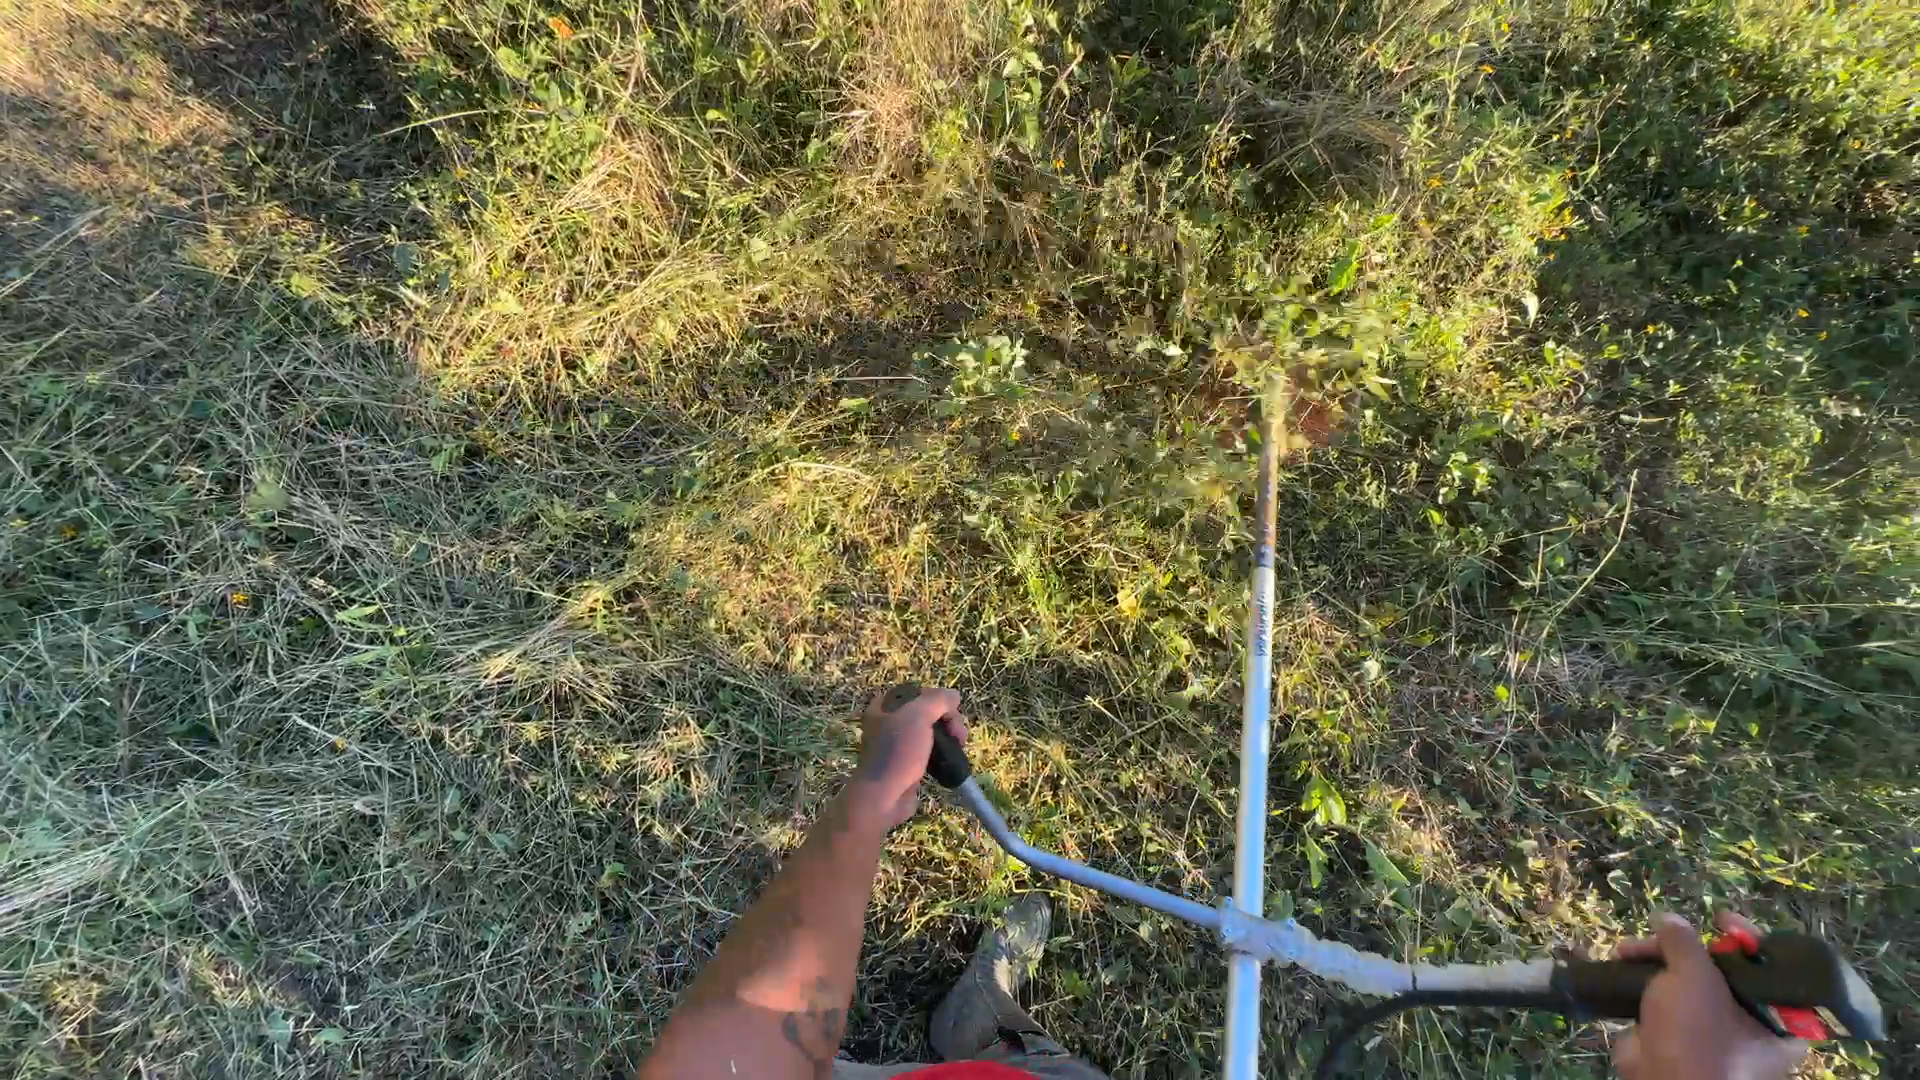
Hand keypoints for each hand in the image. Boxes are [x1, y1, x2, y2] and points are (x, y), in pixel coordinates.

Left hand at [845, 684, 968, 830]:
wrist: (884, 796)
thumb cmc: (898, 751)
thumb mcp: (918, 716)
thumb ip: (937, 700)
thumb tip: (954, 695)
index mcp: (885, 706)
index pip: (918, 692)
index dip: (938, 699)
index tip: (951, 711)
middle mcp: (888, 722)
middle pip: (926, 712)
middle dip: (947, 719)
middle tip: (959, 734)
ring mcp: (898, 744)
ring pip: (929, 731)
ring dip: (947, 736)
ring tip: (959, 746)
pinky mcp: (907, 763)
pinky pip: (928, 750)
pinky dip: (941, 751)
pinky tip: (950, 758)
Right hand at [1610, 911, 1808, 1079]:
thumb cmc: (1699, 1035)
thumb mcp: (1695, 981)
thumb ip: (1684, 944)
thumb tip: (1670, 919)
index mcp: (1775, 1017)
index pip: (1773, 968)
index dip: (1750, 939)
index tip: (1720, 917)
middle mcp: (1748, 1019)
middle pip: (1717, 966)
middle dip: (1679, 945)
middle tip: (1656, 934)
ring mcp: (1709, 1023)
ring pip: (1684, 975)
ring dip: (1653, 955)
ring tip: (1626, 952)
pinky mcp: (1675, 1026)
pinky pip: (1662, 990)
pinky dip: (1643, 974)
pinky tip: (1623, 964)